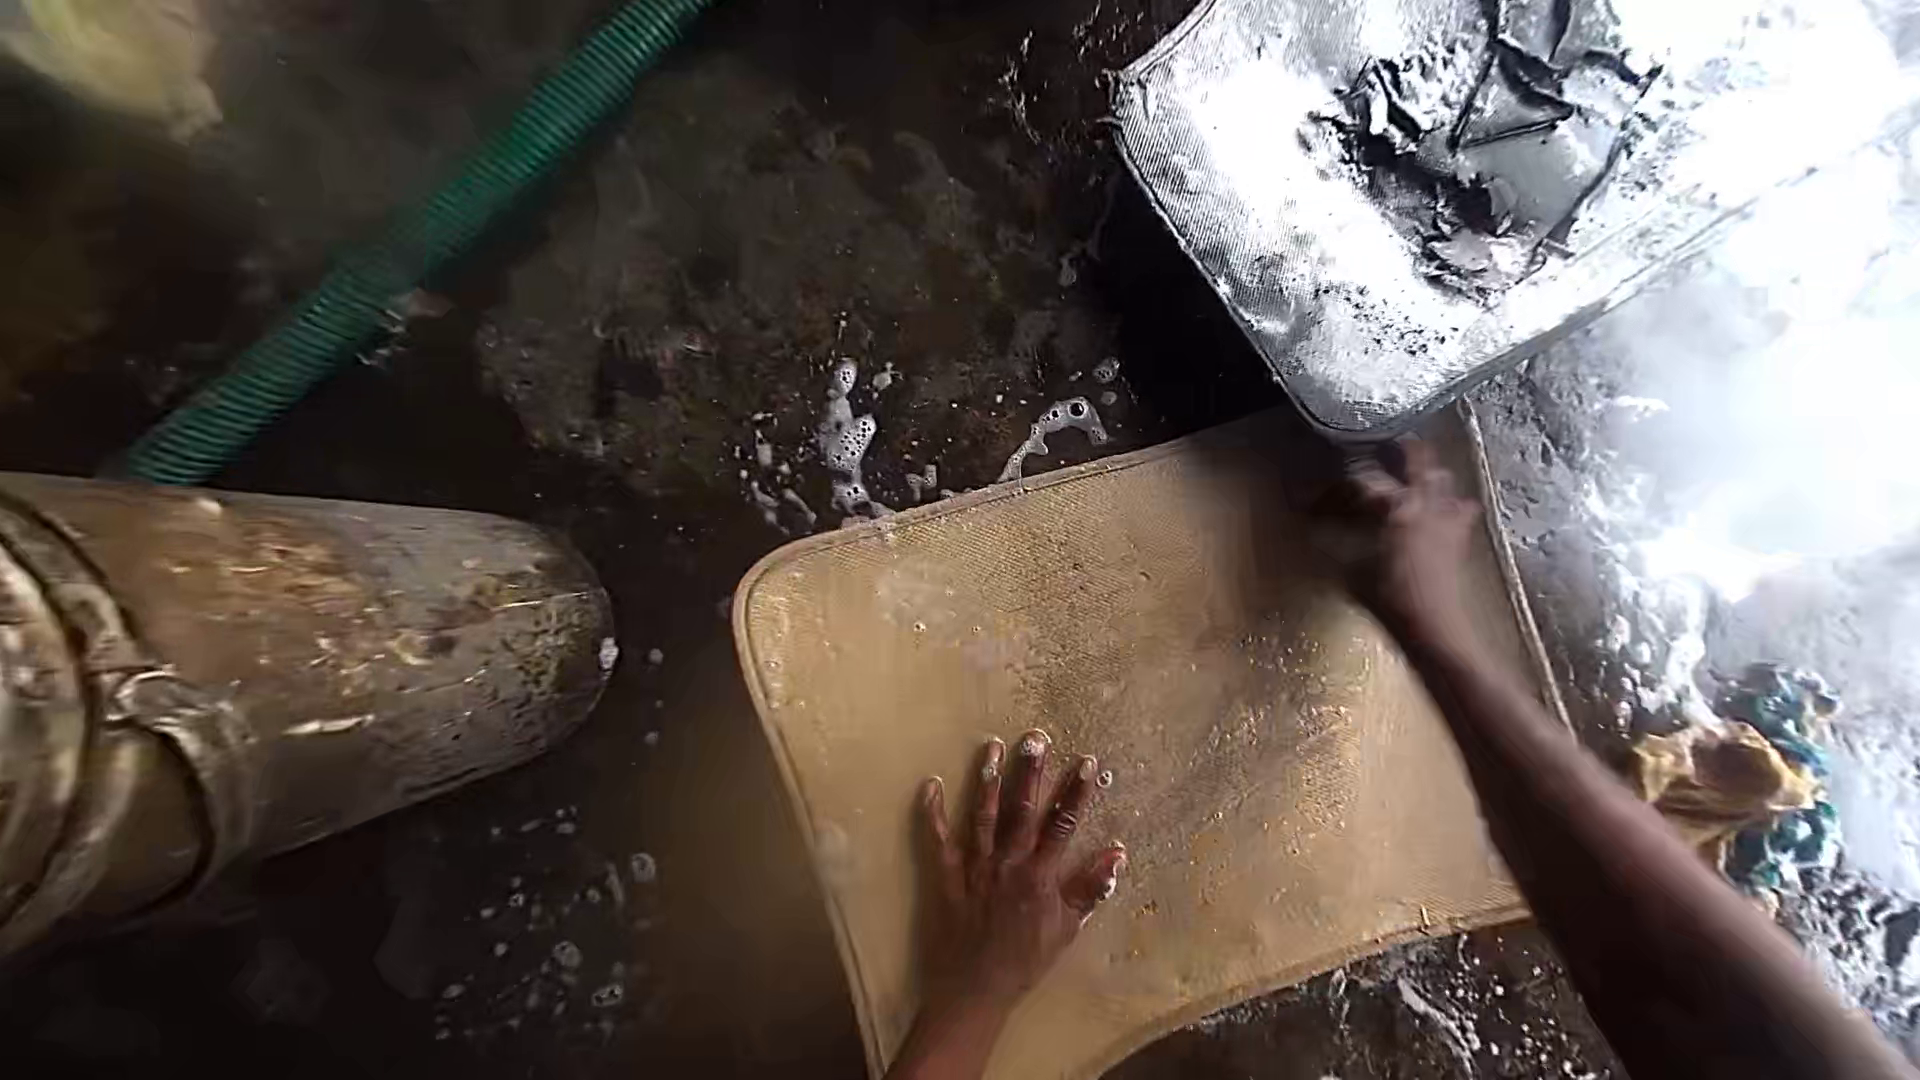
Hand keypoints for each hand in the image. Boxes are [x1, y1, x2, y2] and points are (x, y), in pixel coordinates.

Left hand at [918, 730, 1125, 1012]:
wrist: (975, 990)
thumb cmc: (1025, 958)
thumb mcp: (1067, 929)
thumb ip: (1091, 889)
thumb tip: (1117, 852)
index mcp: (1040, 876)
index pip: (1062, 826)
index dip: (1076, 793)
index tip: (1087, 762)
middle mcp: (1008, 863)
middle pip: (1022, 811)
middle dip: (1030, 773)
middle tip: (1035, 738)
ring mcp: (976, 866)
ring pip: (983, 815)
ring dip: (987, 780)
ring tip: (992, 746)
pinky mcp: (947, 874)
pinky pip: (938, 839)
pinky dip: (933, 813)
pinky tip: (931, 784)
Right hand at [1345, 439, 1480, 639]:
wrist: (1431, 624)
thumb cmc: (1384, 594)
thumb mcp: (1348, 565)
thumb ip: (1336, 539)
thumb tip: (1315, 526)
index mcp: (1397, 509)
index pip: (1370, 479)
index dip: (1352, 471)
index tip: (1339, 464)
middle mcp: (1427, 506)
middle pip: (1421, 466)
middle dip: (1407, 452)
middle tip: (1392, 443)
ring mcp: (1447, 520)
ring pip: (1444, 482)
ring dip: (1430, 472)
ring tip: (1417, 469)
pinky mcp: (1458, 538)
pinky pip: (1459, 508)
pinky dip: (1450, 501)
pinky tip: (1444, 507)